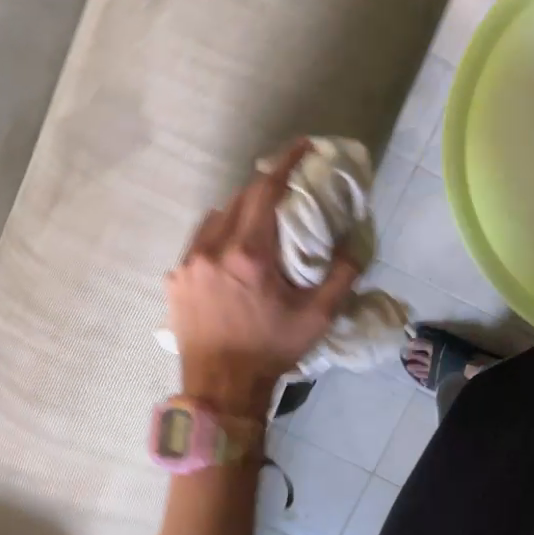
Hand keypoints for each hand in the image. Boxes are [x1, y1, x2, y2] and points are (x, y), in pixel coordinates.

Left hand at [167, 141, 360, 418]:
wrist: (220, 387)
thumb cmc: (271, 350)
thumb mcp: (317, 316)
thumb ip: (341, 275)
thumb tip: (357, 244)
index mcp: (250, 254)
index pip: (265, 191)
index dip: (286, 163)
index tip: (302, 147)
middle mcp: (213, 249)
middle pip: (239, 199)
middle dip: (264, 188)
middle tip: (286, 190)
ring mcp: (189, 263)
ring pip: (215, 218)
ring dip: (239, 212)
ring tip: (258, 224)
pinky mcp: (176, 279)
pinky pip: (198, 242)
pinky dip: (218, 236)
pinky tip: (231, 253)